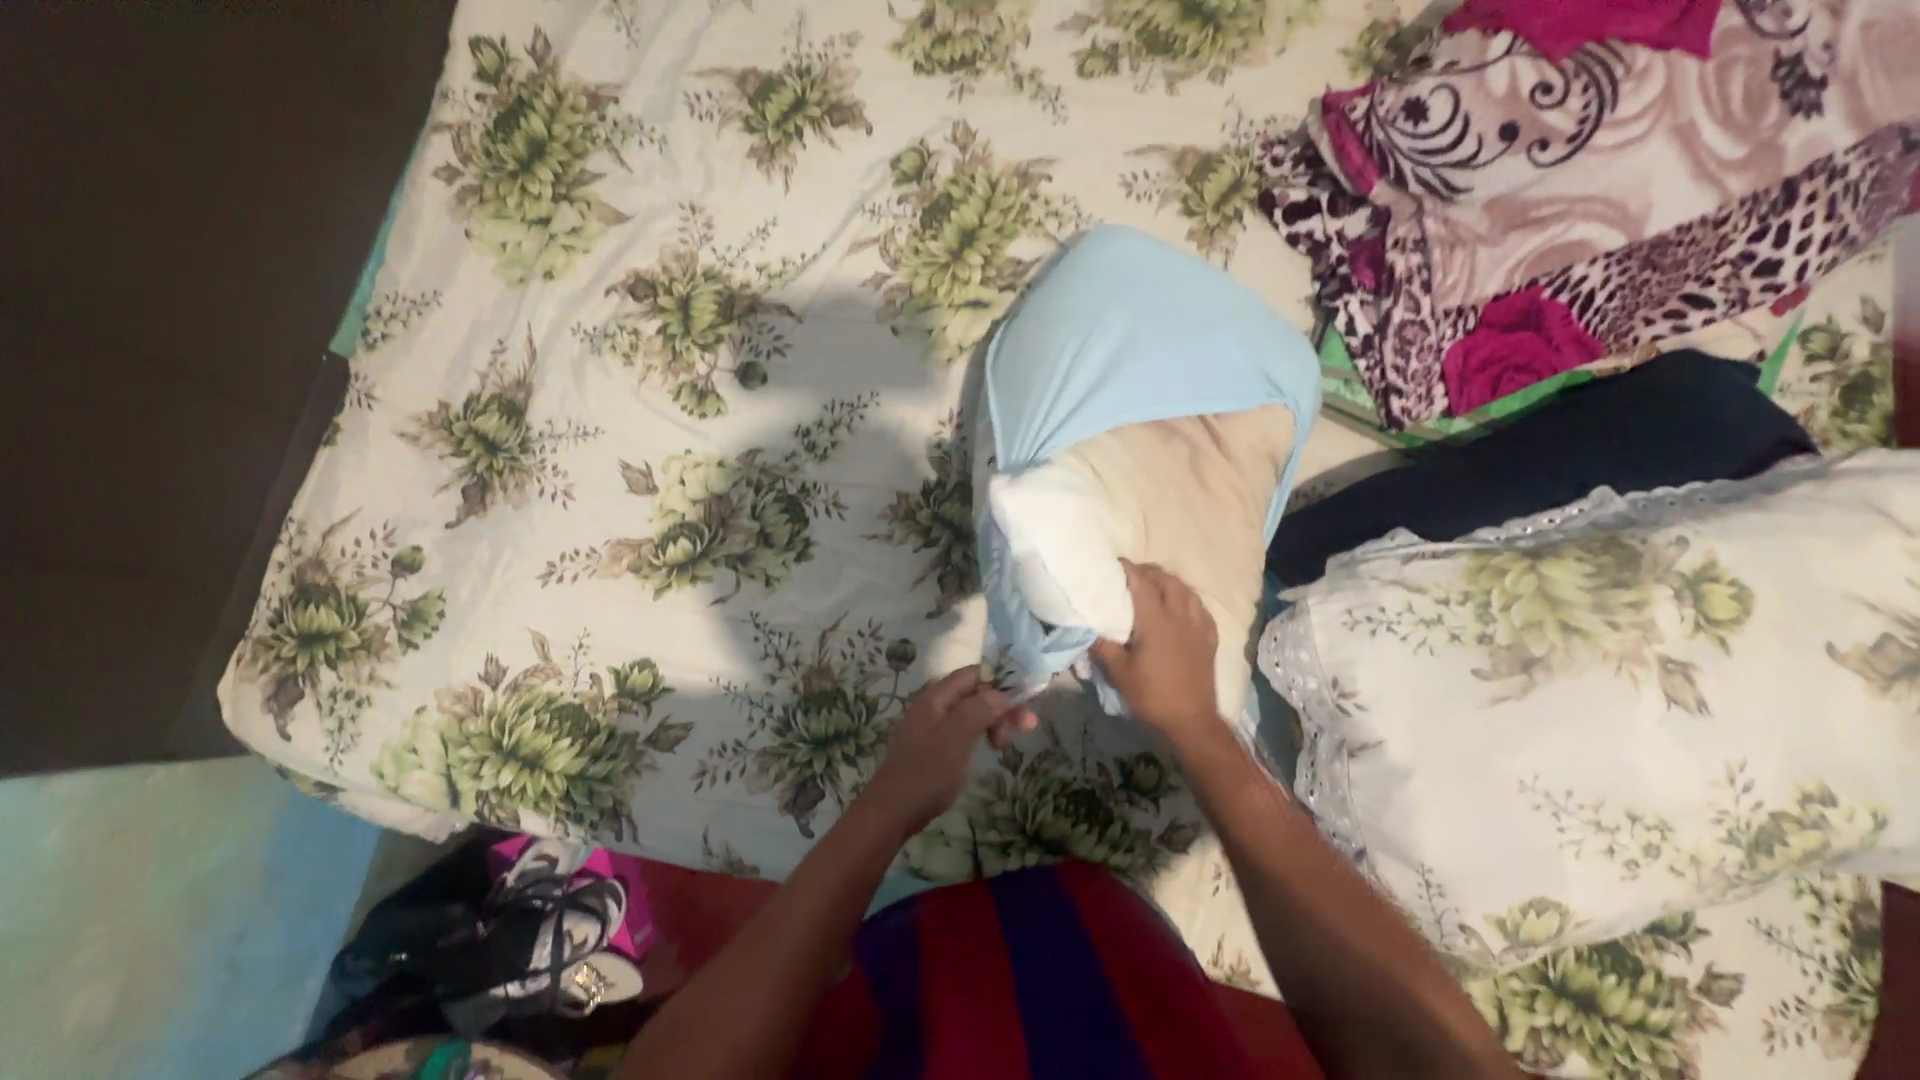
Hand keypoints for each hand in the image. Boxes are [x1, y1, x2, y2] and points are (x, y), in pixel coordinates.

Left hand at [860, 667, 1037, 836]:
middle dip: (1001, 706)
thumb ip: (978, 710)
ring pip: (970, 713)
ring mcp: (931, 727)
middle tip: (1025, 729)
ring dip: (993, 721)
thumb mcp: (956, 738)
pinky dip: (980, 734)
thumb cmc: (925, 774)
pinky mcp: (933, 746)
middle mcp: (932, 705)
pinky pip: (962, 730)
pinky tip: (988, 749)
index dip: (1000, 683)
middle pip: (974, 693)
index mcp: (935, 697)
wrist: (892, 812)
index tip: (1024, 703)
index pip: (973, 674)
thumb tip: (1002, 694)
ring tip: (1003, 746)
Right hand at [1090, 559, 1220, 737]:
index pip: (1142, 582)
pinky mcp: (1210, 639)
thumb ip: (1102, 646)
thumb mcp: (1119, 672)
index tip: (1114, 563)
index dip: (1128, 568)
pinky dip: (1188, 599)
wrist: (1191, 722)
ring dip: (1169, 582)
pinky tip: (1182, 606)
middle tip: (1131, 575)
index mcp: (1155, 621)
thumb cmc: (1151, 696)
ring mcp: (1198, 626)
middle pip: (1167, 580)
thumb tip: (1087, 628)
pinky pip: (1200, 608)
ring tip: (1155, 586)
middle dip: (1149, 571)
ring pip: (1186, 591)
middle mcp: (1180, 616)